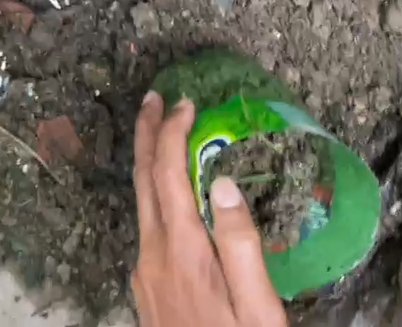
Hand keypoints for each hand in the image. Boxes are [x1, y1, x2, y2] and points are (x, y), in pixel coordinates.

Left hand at [131, 92, 285, 326]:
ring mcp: (145, 275)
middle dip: (145, 133)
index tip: (184, 102)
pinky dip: (156, 194)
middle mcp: (153, 256)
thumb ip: (240, 244)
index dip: (171, 132)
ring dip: (148, 161)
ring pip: (141, 202)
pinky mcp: (147, 291)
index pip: (167, 174)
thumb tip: (224, 181)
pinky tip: (171, 194)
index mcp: (182, 253)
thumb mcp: (260, 311)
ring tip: (161, 131)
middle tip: (152, 97)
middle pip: (142, 180)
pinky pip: (148, 226)